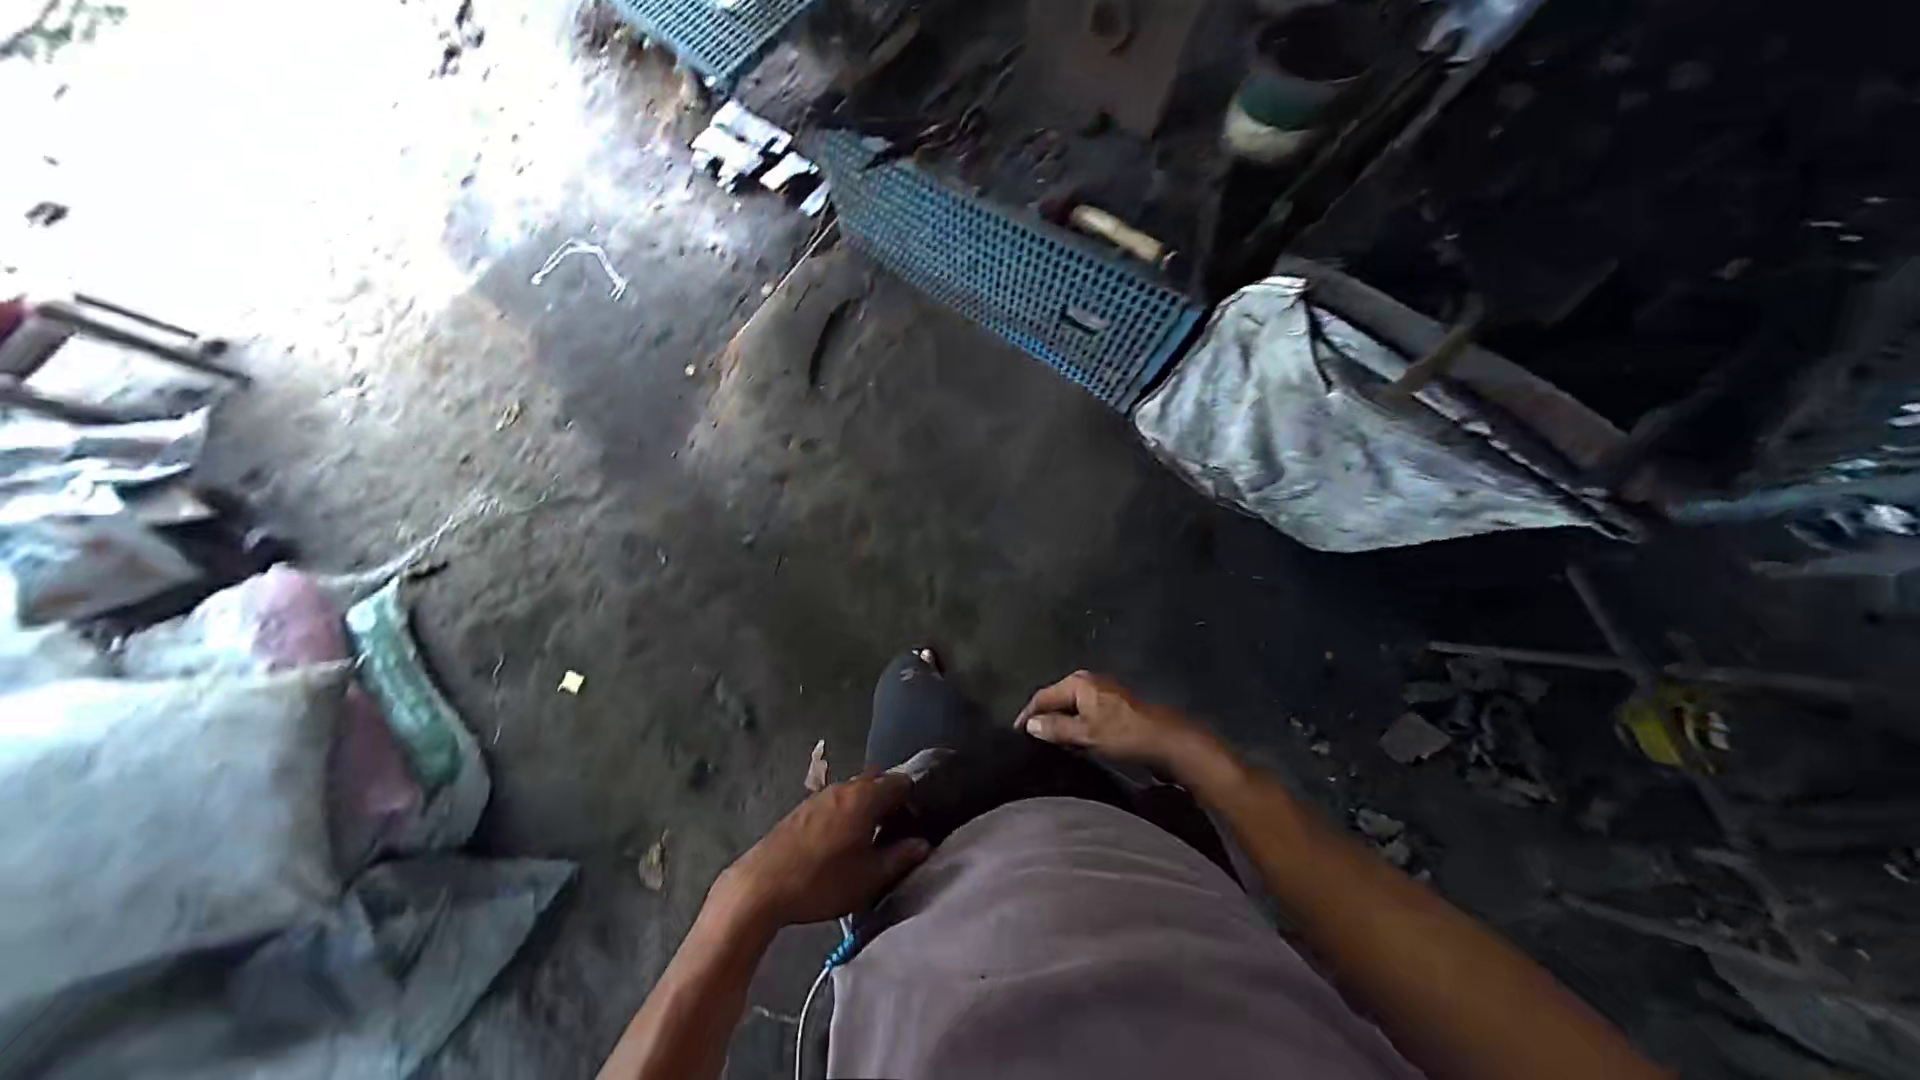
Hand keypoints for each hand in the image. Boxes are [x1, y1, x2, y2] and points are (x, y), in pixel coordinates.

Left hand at [711, 772, 930, 931]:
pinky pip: (835, 802)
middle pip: (877, 783)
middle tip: (894, 833)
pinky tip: (840, 843)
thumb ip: (900, 857)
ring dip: (866, 808)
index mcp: (865, 797)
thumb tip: (922, 844)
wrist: (760, 888)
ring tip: (868, 841)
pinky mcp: (801, 810)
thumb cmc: (822, 882)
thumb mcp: (869, 878)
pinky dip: (846, 814)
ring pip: (854, 792)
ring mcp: (819, 796)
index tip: (914, 824)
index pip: (901, 782)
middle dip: (889, 802)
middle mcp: (843, 787)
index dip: (913, 800)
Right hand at [1016, 671, 1222, 778]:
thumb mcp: (1084, 734)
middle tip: (1032, 740)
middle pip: (1057, 700)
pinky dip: (1076, 727)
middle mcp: (1089, 682)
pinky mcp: (1113, 708)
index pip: (1042, 696)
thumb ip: (1055, 728)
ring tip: (1050, 745)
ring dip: (1061, 725)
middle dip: (1044, 719)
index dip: (1028, 714)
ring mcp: (1103, 694)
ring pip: (1071, 709)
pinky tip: (1075, 744)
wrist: (1166, 742)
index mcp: (1078, 683)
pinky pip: (1084, 715)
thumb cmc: (1123, 735)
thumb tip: (1030, 724)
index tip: (1016, 733)